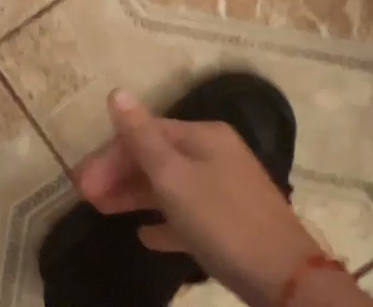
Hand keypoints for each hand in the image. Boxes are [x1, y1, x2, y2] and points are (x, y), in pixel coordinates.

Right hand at [74, 90, 326, 306]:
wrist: (288, 281)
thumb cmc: (223, 221)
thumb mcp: (174, 178)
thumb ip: (142, 137)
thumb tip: (116, 92)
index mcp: (203, 136)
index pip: (145, 133)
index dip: (111, 154)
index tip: (83, 183)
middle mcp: (215, 154)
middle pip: (157, 157)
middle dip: (119, 174)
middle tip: (87, 197)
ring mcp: (226, 189)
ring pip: (170, 185)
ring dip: (135, 195)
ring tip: (103, 211)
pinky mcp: (233, 224)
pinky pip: (189, 215)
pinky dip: (164, 220)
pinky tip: (145, 236)